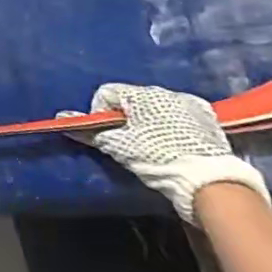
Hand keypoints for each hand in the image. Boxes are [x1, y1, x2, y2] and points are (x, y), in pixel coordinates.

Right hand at [77, 84, 269, 224]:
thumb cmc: (156, 156)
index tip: (108, 133)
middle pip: (132, 99)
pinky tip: (173, 141)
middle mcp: (166, 92)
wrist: (209, 179)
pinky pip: (178, 113)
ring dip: (148, 119)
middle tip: (128, 140)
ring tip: (152, 142)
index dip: (101, 112)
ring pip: (155, 106)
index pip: (106, 93)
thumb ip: (88, 130)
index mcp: (141, 94)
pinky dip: (170, 123)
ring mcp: (190, 103)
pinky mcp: (209, 117)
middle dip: (126, 116)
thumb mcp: (117, 145)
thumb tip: (62, 117)